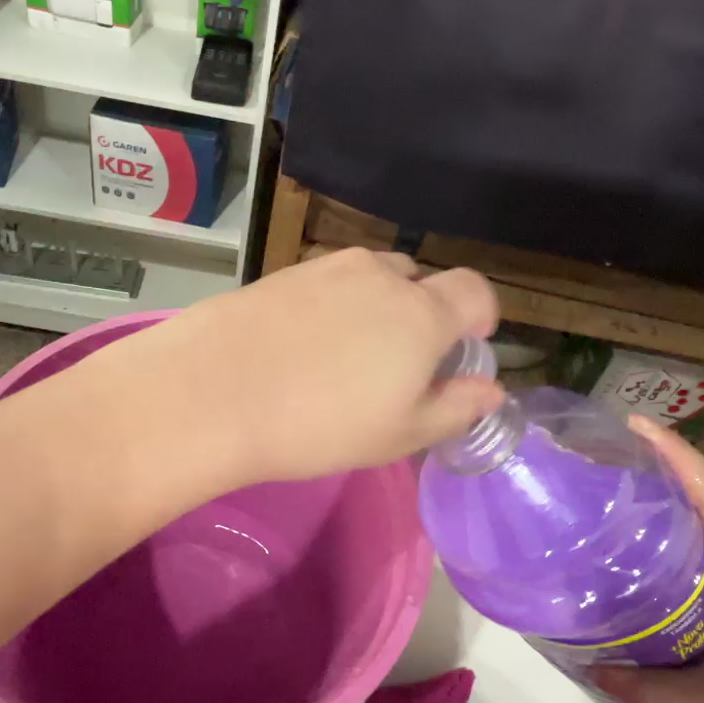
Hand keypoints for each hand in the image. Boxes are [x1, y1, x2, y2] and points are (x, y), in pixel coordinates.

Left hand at [95, 249, 503, 489]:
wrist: (212, 391)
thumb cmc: (320, 424)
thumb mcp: (400, 433)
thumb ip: (455, 408)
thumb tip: (491, 389)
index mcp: (422, 313)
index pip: (475, 290)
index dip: (480, 316)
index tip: (465, 346)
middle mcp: (380, 277)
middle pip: (420, 281)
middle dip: (423, 313)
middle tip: (397, 364)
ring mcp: (327, 269)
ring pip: (371, 278)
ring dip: (375, 306)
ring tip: (345, 355)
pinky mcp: (283, 273)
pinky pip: (327, 283)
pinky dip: (332, 305)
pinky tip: (302, 345)